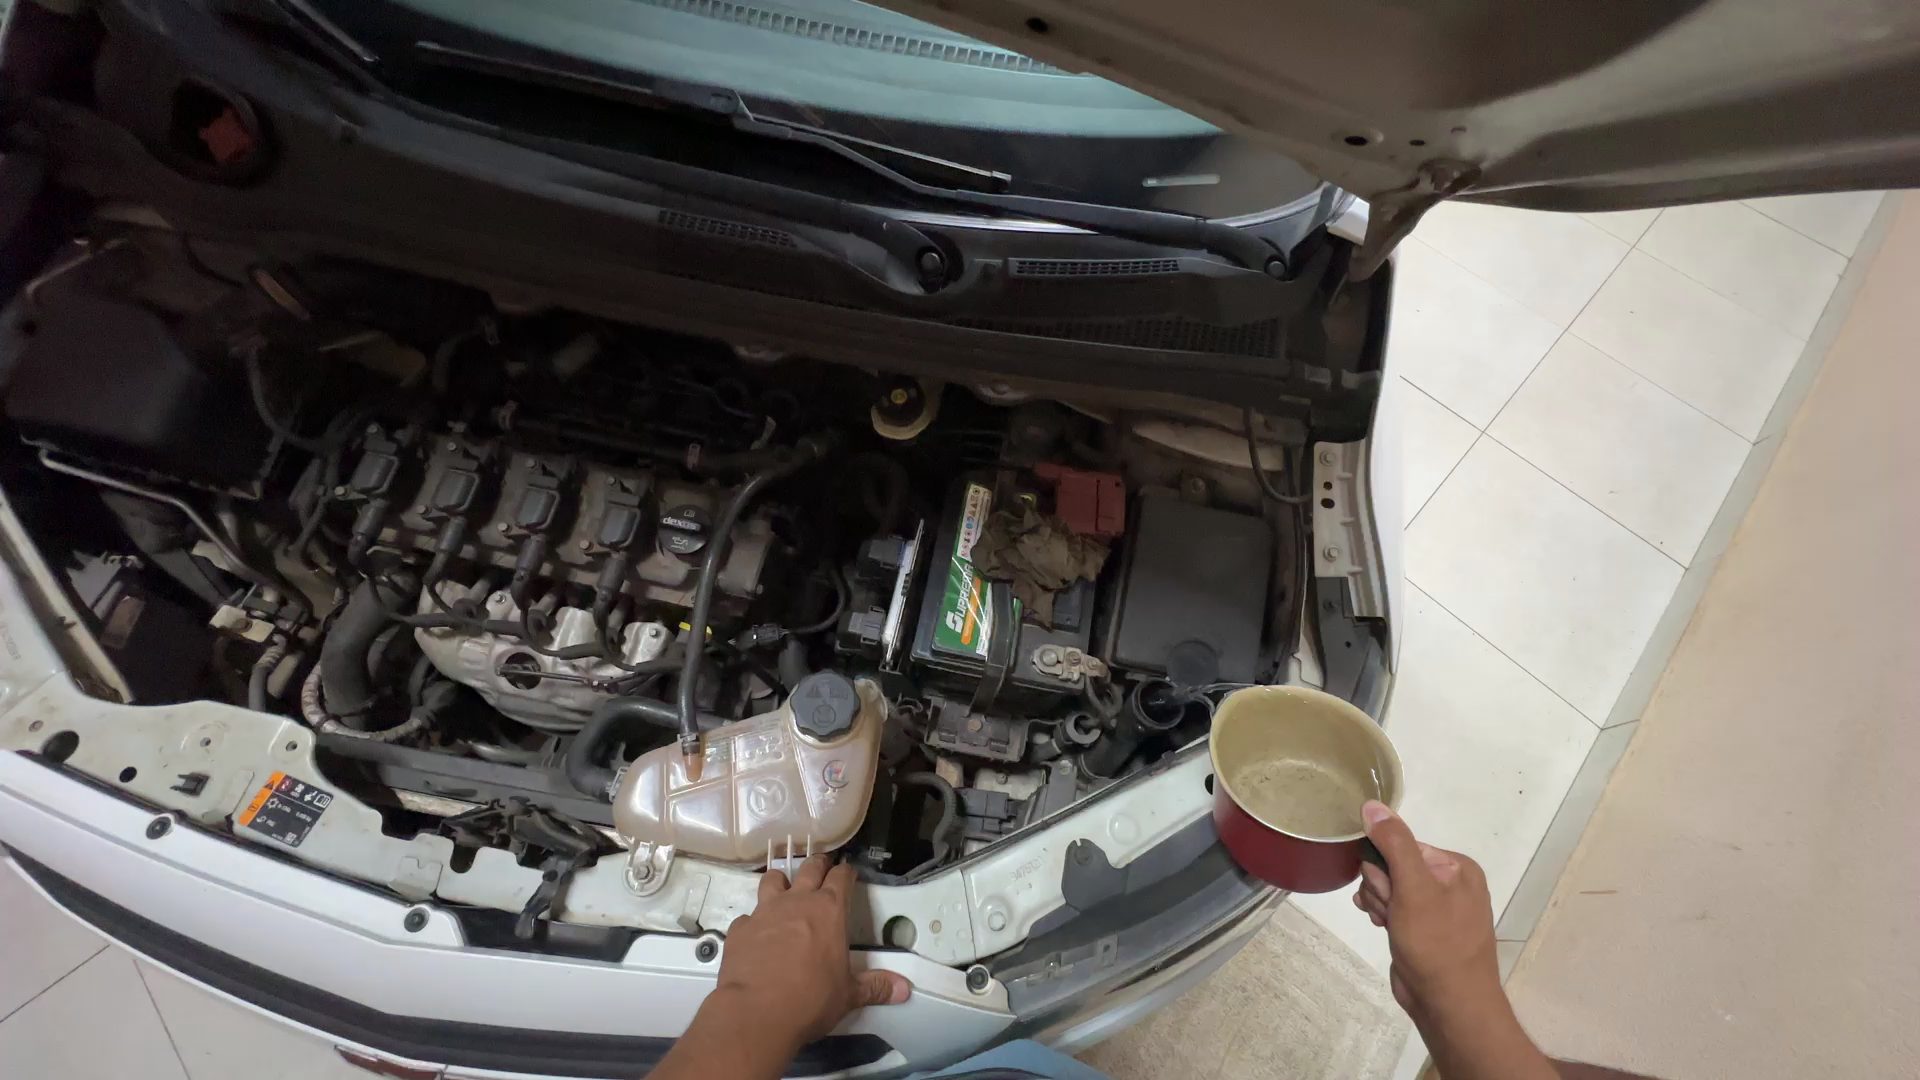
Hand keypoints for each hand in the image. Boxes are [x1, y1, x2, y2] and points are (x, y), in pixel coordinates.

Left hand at [715, 855, 912, 1048]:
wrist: (755, 1013)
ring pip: (773, 879)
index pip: (842, 876)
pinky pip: (747, 917)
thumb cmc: (810, 999)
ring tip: (784, 892)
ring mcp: (766, 911)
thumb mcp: (848, 995)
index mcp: (829, 909)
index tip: (849, 875)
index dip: (846, 873)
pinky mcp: (740, 929)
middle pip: (810, 867)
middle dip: (818, 865)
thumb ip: (875, 987)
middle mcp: (798, 901)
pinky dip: (753, 923)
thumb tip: (904, 989)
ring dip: (781, 882)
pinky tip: (756, 936)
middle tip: (822, 870)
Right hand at [1352, 801, 1502, 1024]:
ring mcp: (1435, 904)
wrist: (1450, 1007)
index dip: (1384, 866)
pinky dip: (1379, 911)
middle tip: (1392, 911)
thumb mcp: (1414, 889)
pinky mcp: (1421, 924)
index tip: (1390, 891)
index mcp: (1456, 867)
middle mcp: (1448, 881)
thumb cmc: (1437, 945)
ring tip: (1389, 924)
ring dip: (1378, 901)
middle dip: (1380, 887)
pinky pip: (1388, 902)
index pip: (1400, 843)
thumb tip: (1371, 805)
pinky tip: (1380, 924)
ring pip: (1383, 883)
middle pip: (1389, 863)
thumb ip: (1394, 844)